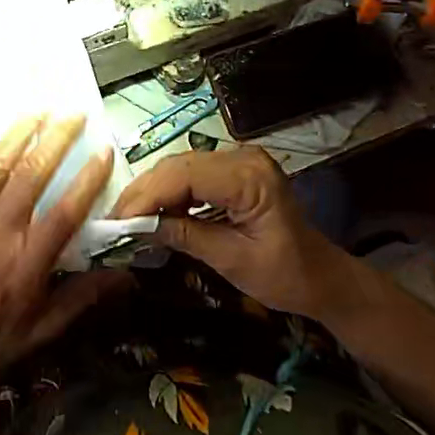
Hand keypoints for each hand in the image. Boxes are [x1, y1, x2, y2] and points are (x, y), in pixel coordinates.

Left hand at [0, 115, 124, 404]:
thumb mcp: (40, 329)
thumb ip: (82, 297)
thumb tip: (126, 275)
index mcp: (25, 263)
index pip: (65, 212)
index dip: (89, 178)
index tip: (105, 150)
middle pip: (31, 175)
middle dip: (57, 138)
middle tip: (76, 113)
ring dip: (17, 132)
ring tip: (38, 109)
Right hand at [110, 147, 362, 319]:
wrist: (321, 276)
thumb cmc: (286, 275)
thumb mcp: (233, 262)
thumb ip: (187, 237)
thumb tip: (139, 228)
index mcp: (250, 178)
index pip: (185, 176)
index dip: (147, 196)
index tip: (116, 221)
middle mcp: (244, 158)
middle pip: (179, 166)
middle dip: (144, 193)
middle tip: (113, 221)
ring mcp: (240, 161)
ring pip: (182, 168)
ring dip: (153, 192)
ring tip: (126, 220)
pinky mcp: (235, 171)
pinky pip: (193, 175)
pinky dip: (171, 194)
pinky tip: (154, 214)